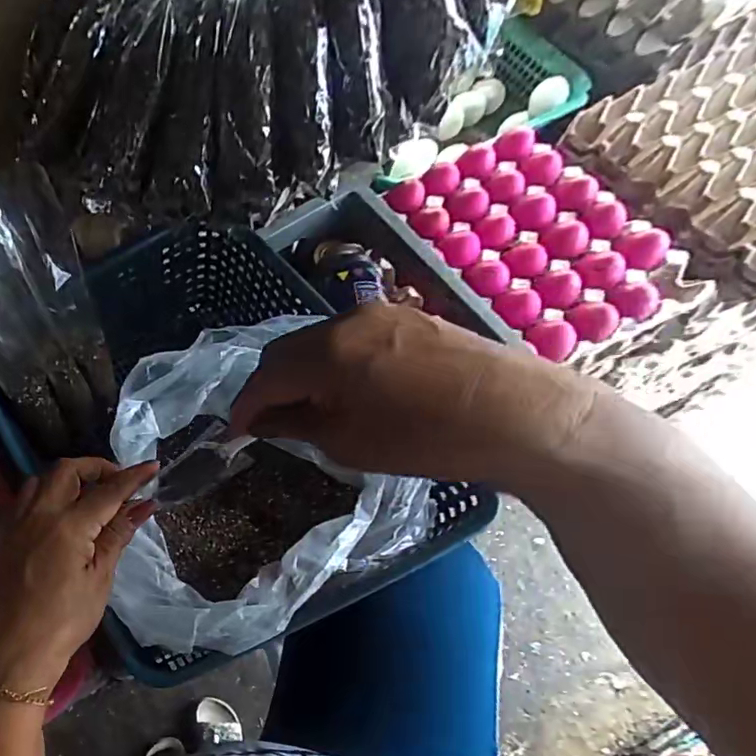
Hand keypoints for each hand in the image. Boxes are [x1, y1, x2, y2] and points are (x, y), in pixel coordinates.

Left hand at [0, 458, 158, 693]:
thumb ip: (117, 535)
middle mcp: (40, 513)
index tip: (152, 467)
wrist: (21, 645)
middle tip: (118, 484)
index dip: (132, 477)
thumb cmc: (68, 618)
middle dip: (96, 468)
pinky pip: (27, 497)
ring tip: (91, 495)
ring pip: (43, 478)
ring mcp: (20, 522)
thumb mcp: (100, 577)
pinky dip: (48, 492)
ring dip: (70, 477)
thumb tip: (141, 506)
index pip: (107, 491)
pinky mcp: (9, 534)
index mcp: (68, 525)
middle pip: (68, 470)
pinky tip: (62, 510)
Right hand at [227, 302, 611, 487]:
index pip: (263, 378)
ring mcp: (379, 313)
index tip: (233, 434)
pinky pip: (347, 337)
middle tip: (266, 422)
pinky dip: (329, 362)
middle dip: (267, 386)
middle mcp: (345, 321)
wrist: (521, 416)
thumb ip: (295, 425)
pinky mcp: (406, 317)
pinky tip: (341, 388)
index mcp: (325, 352)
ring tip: (304, 408)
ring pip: (315, 341)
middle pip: (284, 351)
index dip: (243, 408)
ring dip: (298, 373)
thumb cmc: (426, 439)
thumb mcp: (347, 442)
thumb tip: (263, 421)